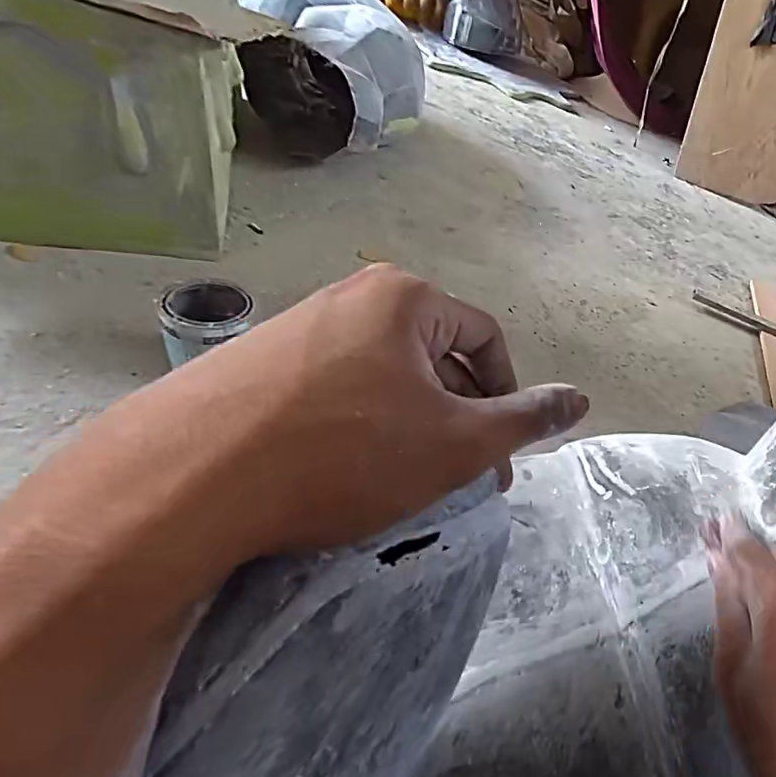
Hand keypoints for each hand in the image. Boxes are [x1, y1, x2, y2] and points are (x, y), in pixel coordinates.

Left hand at [0, 265, 587, 595]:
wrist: (193, 477)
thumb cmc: (346, 454)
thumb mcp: (455, 443)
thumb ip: (524, 420)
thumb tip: (582, 399)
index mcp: (405, 297)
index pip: (486, 339)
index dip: (508, 396)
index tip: (501, 453)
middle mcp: (351, 297)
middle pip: (434, 355)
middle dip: (458, 415)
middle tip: (460, 475)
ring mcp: (298, 327)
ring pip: (384, 376)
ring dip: (410, 424)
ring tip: (404, 479)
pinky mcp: (257, 364)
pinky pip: (335, 389)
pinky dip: (359, 426)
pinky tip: (344, 471)